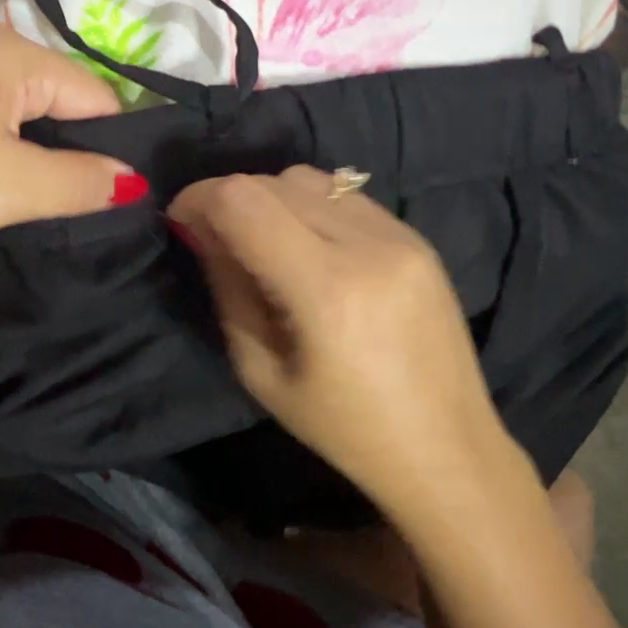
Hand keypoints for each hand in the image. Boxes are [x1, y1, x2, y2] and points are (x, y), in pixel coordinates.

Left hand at [0, 24, 137, 259]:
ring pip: (6, 110)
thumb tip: (132, 181)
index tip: (106, 202)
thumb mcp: (9, 187)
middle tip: (55, 210)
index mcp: (7, 49)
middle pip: (49, 97)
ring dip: (19, 154)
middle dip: (61, 151)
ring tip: (10, 203)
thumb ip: (81, 183)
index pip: (93, 95)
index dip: (108, 149)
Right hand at [167, 166, 520, 511]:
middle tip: (212, 237)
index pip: (243, 201)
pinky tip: (305, 246)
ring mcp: (401, 236)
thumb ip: (228, 288)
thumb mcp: (261, 371)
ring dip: (269, 198)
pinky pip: (345, 195)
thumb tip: (201, 231)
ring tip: (259, 241)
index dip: (198, 199)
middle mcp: (368, 246)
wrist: (447, 448)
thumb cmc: (344, 428)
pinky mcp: (418, 237)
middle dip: (228, 199)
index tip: (179, 222)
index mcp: (326, 289)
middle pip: (273, 181)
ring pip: (310, 179)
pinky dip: (308, 205)